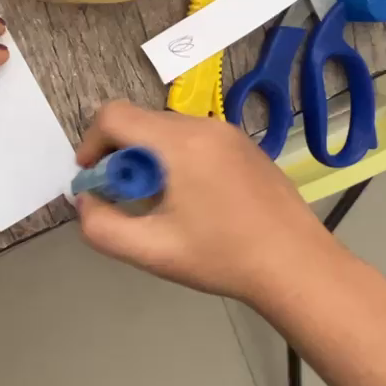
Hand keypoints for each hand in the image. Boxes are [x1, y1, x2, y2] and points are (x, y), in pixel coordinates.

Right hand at [72, 101, 343, 301]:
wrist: (301, 269)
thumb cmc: (223, 258)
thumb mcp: (150, 250)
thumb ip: (100, 226)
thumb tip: (85, 200)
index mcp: (179, 143)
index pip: (113, 116)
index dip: (90, 143)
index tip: (94, 177)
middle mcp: (204, 126)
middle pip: (138, 121)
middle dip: (119, 153)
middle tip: (126, 196)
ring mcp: (229, 133)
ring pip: (164, 129)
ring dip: (146, 156)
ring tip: (160, 201)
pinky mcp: (245, 146)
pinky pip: (192, 138)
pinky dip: (175, 158)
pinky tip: (193, 200)